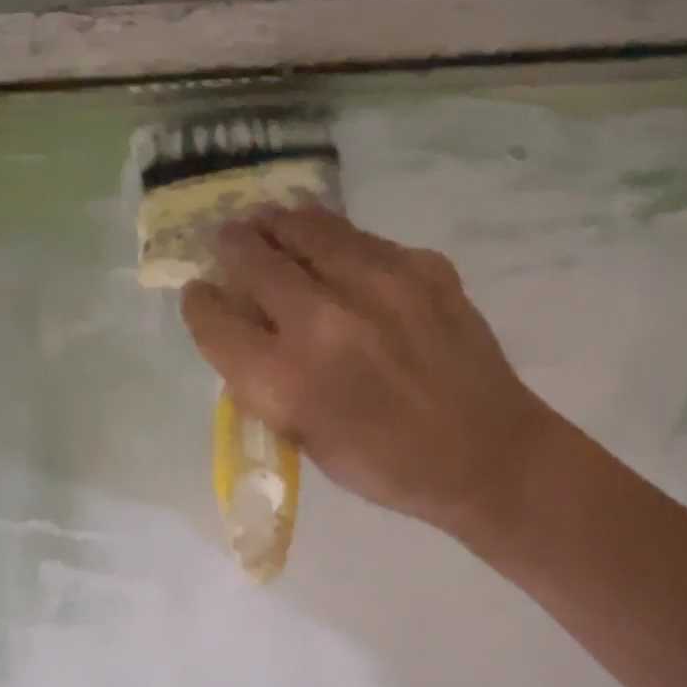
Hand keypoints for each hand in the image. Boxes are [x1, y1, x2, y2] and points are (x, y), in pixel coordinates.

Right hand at [181, 206, 556, 537]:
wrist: (487, 453)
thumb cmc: (388, 466)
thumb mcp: (307, 440)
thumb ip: (270, 385)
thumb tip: (249, 333)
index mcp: (286, 379)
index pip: (215, 320)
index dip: (200, 304)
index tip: (201, 295)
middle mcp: (322, 320)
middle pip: (254, 259)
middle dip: (233, 248)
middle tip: (228, 239)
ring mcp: (377, 284)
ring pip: (307, 228)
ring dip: (279, 224)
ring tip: (269, 220)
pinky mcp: (422, 267)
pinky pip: (364, 240)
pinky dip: (339, 241)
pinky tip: (336, 247)